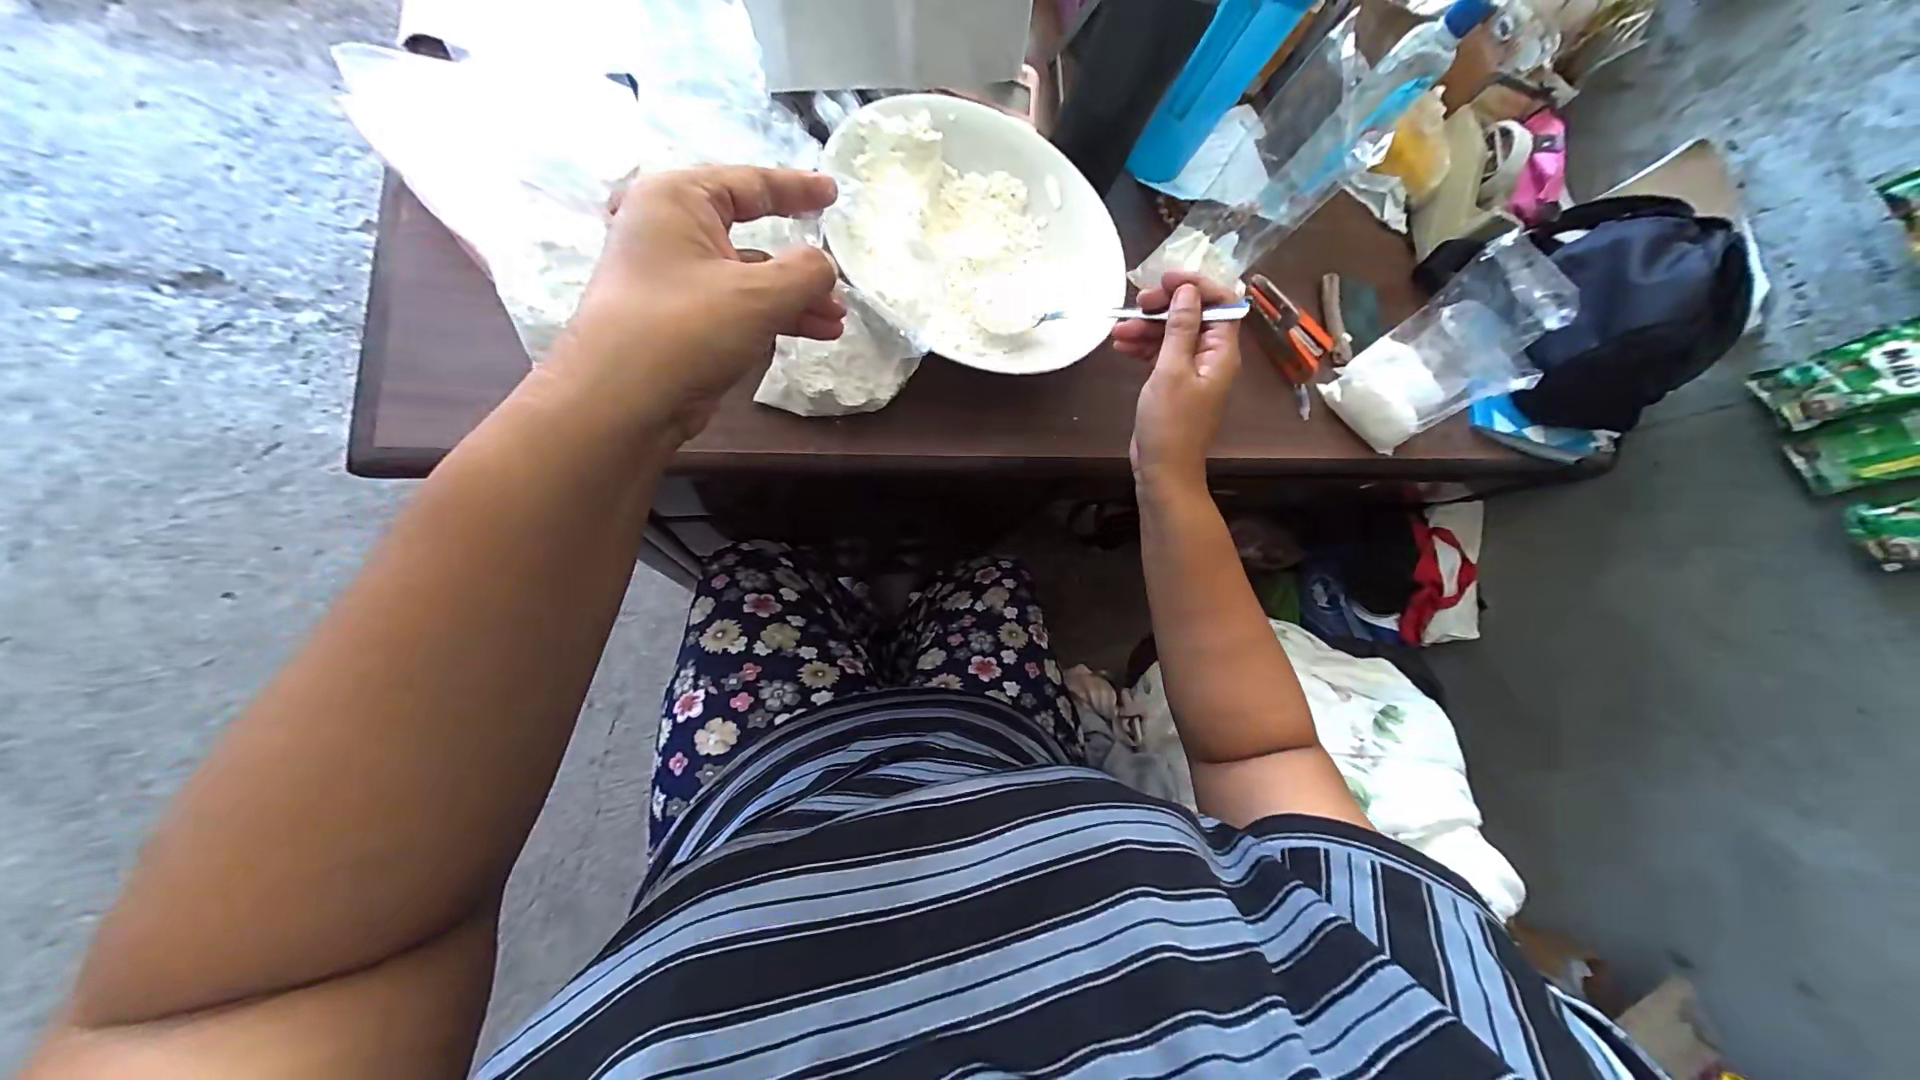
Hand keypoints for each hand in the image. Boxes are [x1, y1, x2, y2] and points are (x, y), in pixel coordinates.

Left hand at [542, 166, 846, 444]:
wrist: (624, 402)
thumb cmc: (686, 328)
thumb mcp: (757, 294)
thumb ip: (805, 272)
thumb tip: (825, 266)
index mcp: (677, 200)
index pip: (749, 183)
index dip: (797, 189)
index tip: (833, 193)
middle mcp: (670, 231)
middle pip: (752, 236)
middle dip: (802, 266)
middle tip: (838, 280)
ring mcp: (674, 279)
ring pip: (749, 279)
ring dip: (796, 299)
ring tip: (835, 320)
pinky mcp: (681, 320)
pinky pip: (739, 307)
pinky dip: (776, 317)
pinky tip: (813, 333)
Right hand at [1114, 273, 1242, 489]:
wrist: (1163, 469)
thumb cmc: (1170, 423)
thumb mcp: (1171, 371)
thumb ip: (1180, 328)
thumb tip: (1188, 292)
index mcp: (1222, 353)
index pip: (1220, 303)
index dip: (1195, 286)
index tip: (1165, 279)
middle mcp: (1211, 358)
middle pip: (1193, 317)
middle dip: (1166, 306)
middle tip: (1137, 303)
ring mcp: (1192, 372)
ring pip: (1173, 336)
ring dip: (1147, 328)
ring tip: (1118, 329)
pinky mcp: (1174, 385)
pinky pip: (1162, 356)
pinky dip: (1144, 348)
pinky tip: (1121, 346)